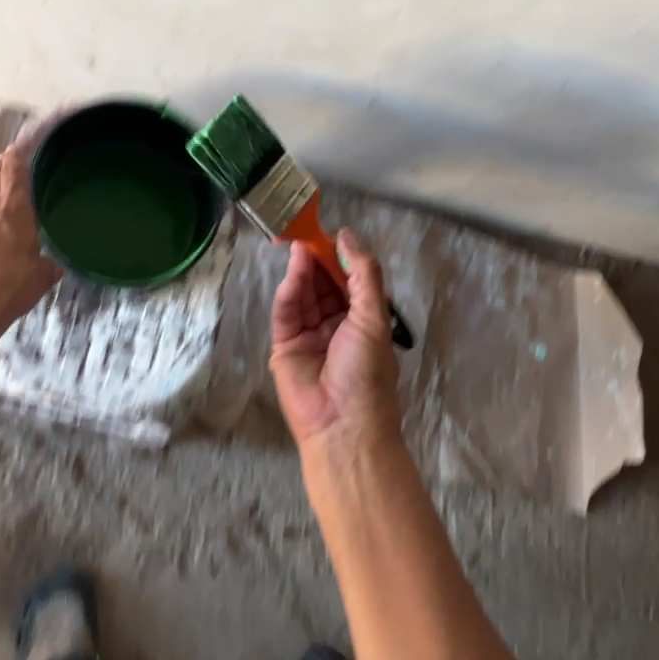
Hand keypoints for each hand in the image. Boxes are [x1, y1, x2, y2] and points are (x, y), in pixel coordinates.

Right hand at [270, 230, 400, 452]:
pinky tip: (293, 274)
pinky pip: (286, 312)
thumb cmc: (368, 373)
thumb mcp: (374, 318)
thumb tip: (348, 236)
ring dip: (302, 271)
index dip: (340, 258)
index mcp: (361, 321)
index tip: (331, 234)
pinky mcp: (284, 344)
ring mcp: (308, 334)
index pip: (348, 282)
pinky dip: (288, 292)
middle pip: (322, 284)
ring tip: (300, 247)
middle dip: (317, 260)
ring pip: (303, 294)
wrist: (343, 426)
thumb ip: (362, 275)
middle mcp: (335, 325)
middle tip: (308, 234)